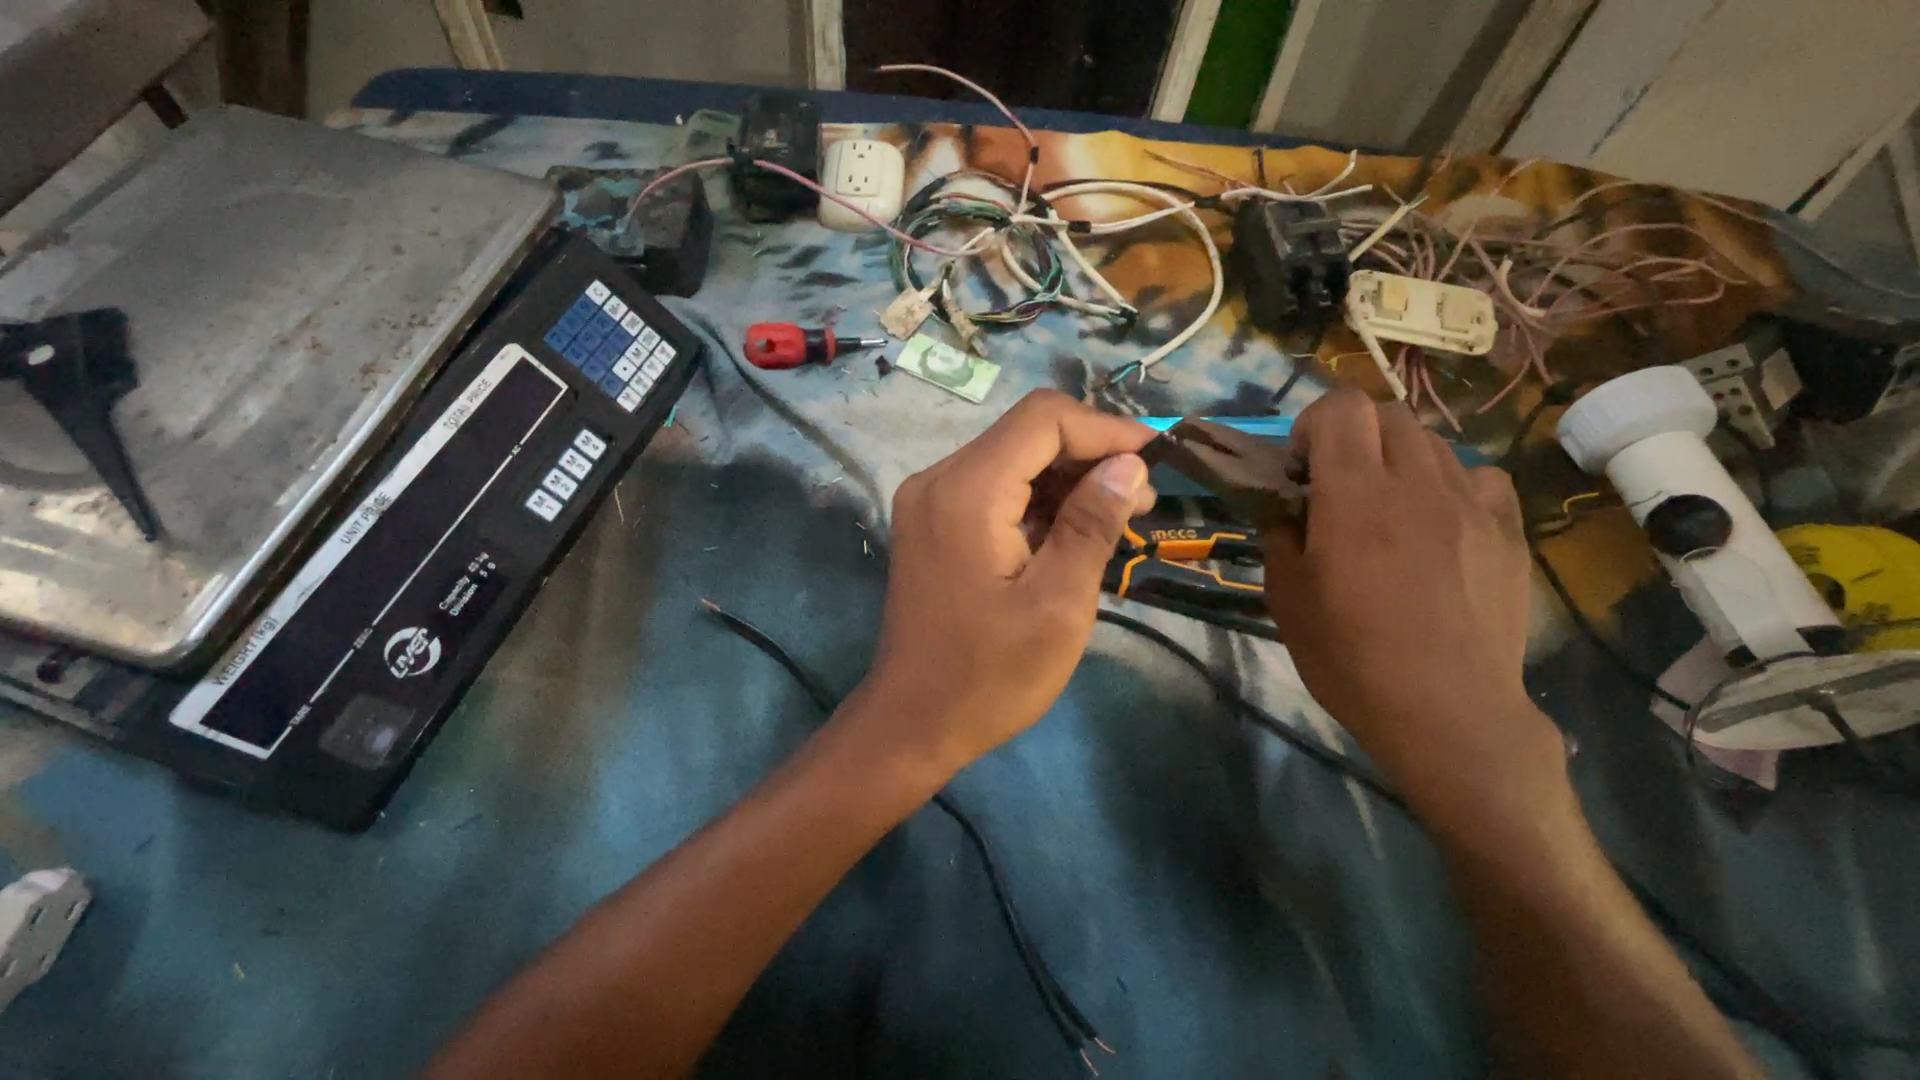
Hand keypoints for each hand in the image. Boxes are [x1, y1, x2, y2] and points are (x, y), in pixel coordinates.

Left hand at [852, 390, 1156, 775]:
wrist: (913, 723)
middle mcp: (938, 480)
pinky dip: (1037, 501)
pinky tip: (1072, 534)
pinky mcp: (931, 524)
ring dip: (1066, 479)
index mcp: (966, 491)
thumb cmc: (990, 675)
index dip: (1106, 430)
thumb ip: (1091, 524)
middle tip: (1142, 501)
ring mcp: (929, 501)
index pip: (1044, 420)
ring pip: (1012, 458)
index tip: (1157, 461)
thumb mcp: (1058, 604)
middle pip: (1026, 433)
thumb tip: (1129, 463)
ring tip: (1117, 520)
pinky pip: (993, 488)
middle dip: (1091, 455)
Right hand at [1261, 390, 1563, 821]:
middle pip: (1388, 414)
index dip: (1314, 424)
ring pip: (1433, 442)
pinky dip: (1452, 484)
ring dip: (1400, 459)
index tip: (1303, 468)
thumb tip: (1287, 507)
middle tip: (1340, 486)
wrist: (1446, 711)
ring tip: (1390, 507)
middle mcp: (1417, 482)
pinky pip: (1479, 477)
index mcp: (1355, 494)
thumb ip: (1281, 534)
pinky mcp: (1508, 530)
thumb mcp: (1287, 598)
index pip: (1342, 407)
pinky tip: (1441, 523)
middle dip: (1355, 437)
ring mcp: (1470, 503)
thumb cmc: (1351, 658)